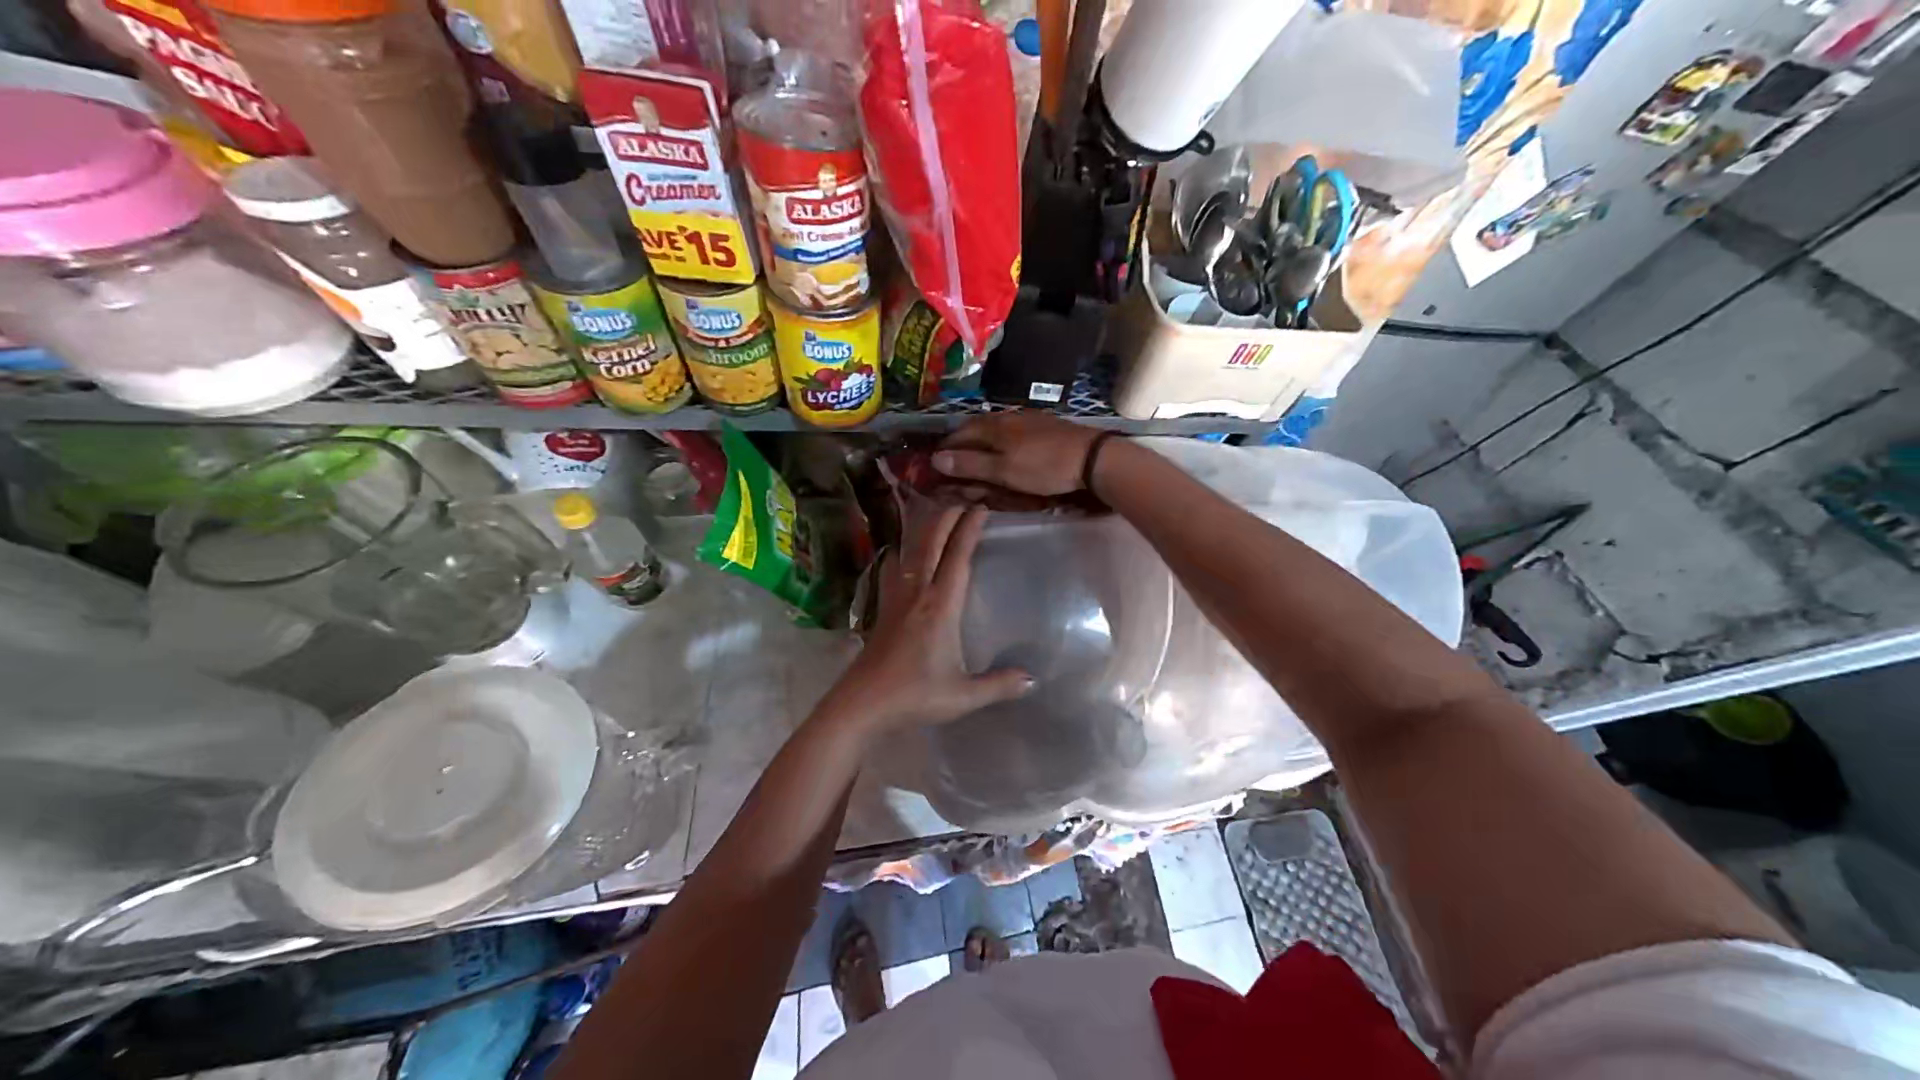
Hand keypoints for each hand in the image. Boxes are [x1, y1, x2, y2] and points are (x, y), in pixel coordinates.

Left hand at [815, 504, 1031, 734]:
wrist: (862, 703)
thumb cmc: (914, 696)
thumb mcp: (963, 696)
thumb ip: (999, 685)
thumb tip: (1033, 680)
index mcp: (940, 606)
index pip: (958, 557)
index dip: (969, 529)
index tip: (981, 508)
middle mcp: (917, 593)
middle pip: (930, 544)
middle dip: (946, 518)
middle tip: (962, 502)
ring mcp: (895, 599)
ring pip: (909, 551)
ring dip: (924, 530)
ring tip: (936, 519)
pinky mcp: (882, 608)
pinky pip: (893, 568)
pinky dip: (902, 552)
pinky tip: (901, 554)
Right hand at [932, 413, 1103, 495]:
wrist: (1092, 458)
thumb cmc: (1044, 467)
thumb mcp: (1003, 471)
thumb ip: (970, 464)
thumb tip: (936, 459)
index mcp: (994, 425)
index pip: (959, 433)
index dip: (945, 448)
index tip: (935, 464)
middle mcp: (1008, 416)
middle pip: (976, 428)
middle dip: (962, 444)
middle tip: (954, 464)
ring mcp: (1029, 419)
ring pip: (996, 429)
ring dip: (982, 443)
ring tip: (978, 459)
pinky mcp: (1046, 426)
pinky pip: (1013, 432)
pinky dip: (1002, 443)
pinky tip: (1008, 452)